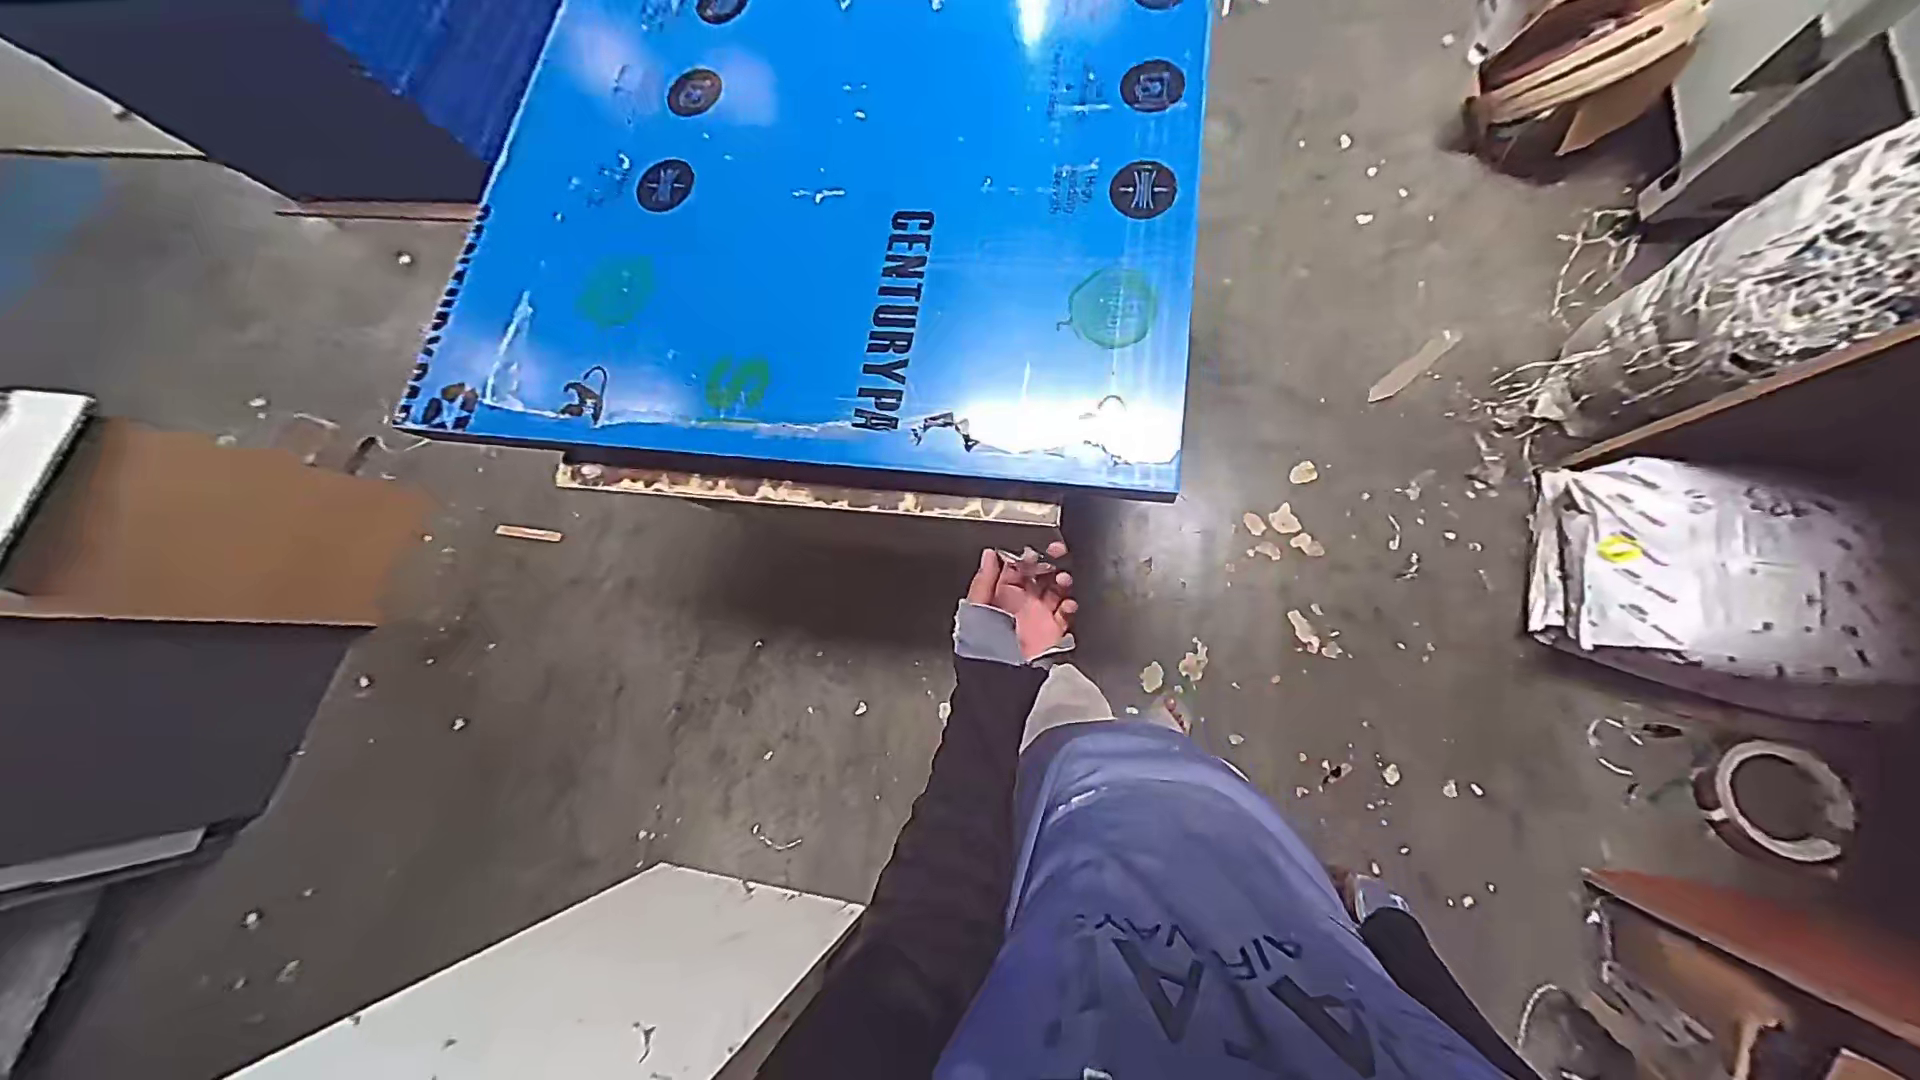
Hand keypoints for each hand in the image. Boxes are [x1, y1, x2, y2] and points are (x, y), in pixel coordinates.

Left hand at [966, 541, 1077, 659]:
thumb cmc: (980, 642)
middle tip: (1056, 554)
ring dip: (1062, 580)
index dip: (1027, 556)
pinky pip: (1066, 613)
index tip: (1034, 551)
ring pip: (1056, 589)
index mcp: (1003, 593)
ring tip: (1062, 579)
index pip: (1018, 567)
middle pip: (1041, 574)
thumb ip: (984, 580)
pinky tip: (1067, 604)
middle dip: (1050, 562)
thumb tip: (989, 554)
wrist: (997, 674)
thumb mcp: (976, 607)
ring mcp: (1039, 615)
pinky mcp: (1053, 631)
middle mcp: (1023, 602)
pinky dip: (1070, 606)